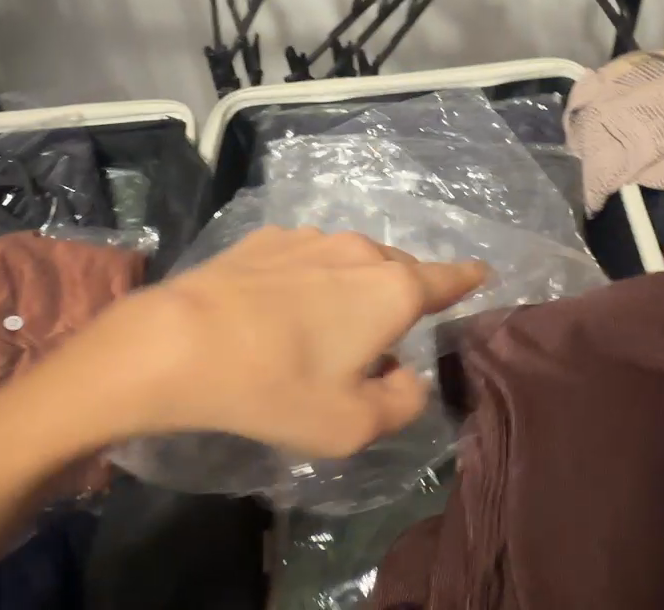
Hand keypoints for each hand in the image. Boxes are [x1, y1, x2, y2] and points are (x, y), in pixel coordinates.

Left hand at [51, 226, 487, 456]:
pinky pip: (306, 260)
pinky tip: (274, 313)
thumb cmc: (279, 386)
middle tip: (375, 346)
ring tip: (315, 334)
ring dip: (349, 291)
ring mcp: (311, 237)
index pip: (448, 279)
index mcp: (392, 289)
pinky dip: (307, 282)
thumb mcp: (353, 425)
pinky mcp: (268, 239)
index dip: (468, 278)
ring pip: (349, 264)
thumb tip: (405, 375)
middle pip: (396, 273)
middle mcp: (359, 250)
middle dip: (396, 302)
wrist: (181, 343)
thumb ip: (402, 402)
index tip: (482, 272)